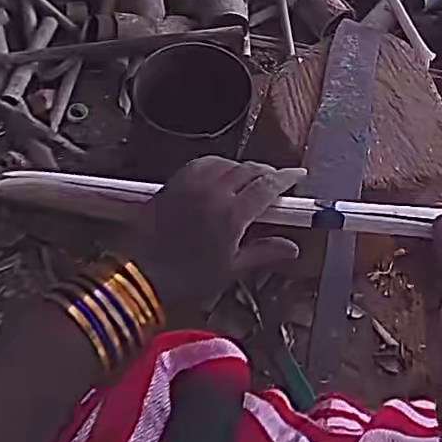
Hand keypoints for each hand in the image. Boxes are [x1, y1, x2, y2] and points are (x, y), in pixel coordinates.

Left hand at [126, 157, 303, 323]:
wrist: (141, 274)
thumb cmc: (188, 278)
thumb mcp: (231, 269)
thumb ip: (264, 253)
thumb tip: (293, 247)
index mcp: (232, 213)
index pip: (268, 185)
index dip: (287, 177)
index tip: (299, 174)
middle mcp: (215, 190)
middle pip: (250, 169)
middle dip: (268, 172)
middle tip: (278, 181)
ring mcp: (193, 182)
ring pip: (228, 163)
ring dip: (244, 168)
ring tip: (252, 178)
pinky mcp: (177, 180)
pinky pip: (205, 162)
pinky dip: (220, 164)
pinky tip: (223, 174)